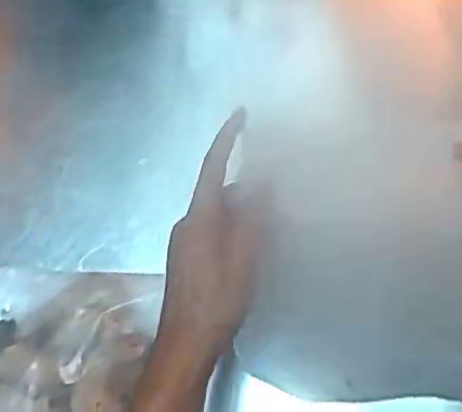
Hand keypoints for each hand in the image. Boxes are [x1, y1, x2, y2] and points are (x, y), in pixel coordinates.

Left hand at [135, 111, 266, 411]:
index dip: (228, 136)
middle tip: (277, 196)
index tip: (240, 113)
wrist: (184, 346)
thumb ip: (253, 214)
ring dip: (242, 214)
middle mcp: (188, 221)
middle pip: (222, 191)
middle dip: (248, 189)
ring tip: (269, 230)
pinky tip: (249, 250)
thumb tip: (264, 175)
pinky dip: (233, 229)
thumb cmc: (216, 300)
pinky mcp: (187, 258)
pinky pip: (214, 229)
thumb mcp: (244, 256)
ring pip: (219, 213)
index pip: (213, 164)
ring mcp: (184, 241)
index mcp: (200, 215)